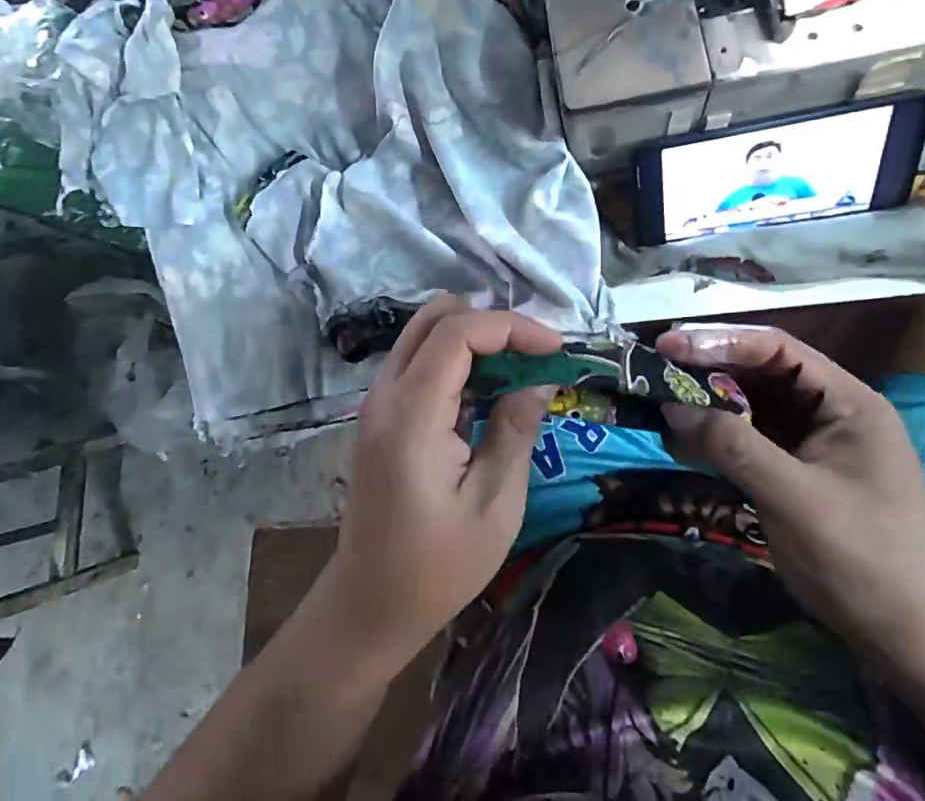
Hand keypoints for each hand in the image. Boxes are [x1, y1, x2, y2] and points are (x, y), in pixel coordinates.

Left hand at [320, 294, 560, 676]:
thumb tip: (540, 379)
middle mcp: (386, 396)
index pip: (458, 332)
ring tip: (521, 365)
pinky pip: (418, 362)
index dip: (512, 327)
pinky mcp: (381, 417)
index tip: (556, 348)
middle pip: (434, 319)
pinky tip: (489, 387)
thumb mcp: (495, 503)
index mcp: (412, 415)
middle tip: (537, 351)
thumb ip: (516, 429)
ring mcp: (377, 404)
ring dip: (475, 337)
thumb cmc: (437, 566)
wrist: (369, 605)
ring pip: (423, 335)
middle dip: (492, 322)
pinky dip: (457, 358)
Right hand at [657, 325, 924, 658]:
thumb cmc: (864, 558)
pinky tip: (683, 440)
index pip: (776, 349)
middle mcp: (831, 414)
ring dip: (709, 405)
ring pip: (753, 410)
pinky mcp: (800, 477)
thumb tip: (671, 406)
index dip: (719, 341)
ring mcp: (815, 447)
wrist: (915, 639)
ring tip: (658, 401)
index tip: (667, 344)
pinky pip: (753, 444)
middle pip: (762, 375)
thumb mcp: (794, 497)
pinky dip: (719, 439)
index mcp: (847, 401)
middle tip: (655, 370)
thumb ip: (733, 446)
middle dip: (708, 370)